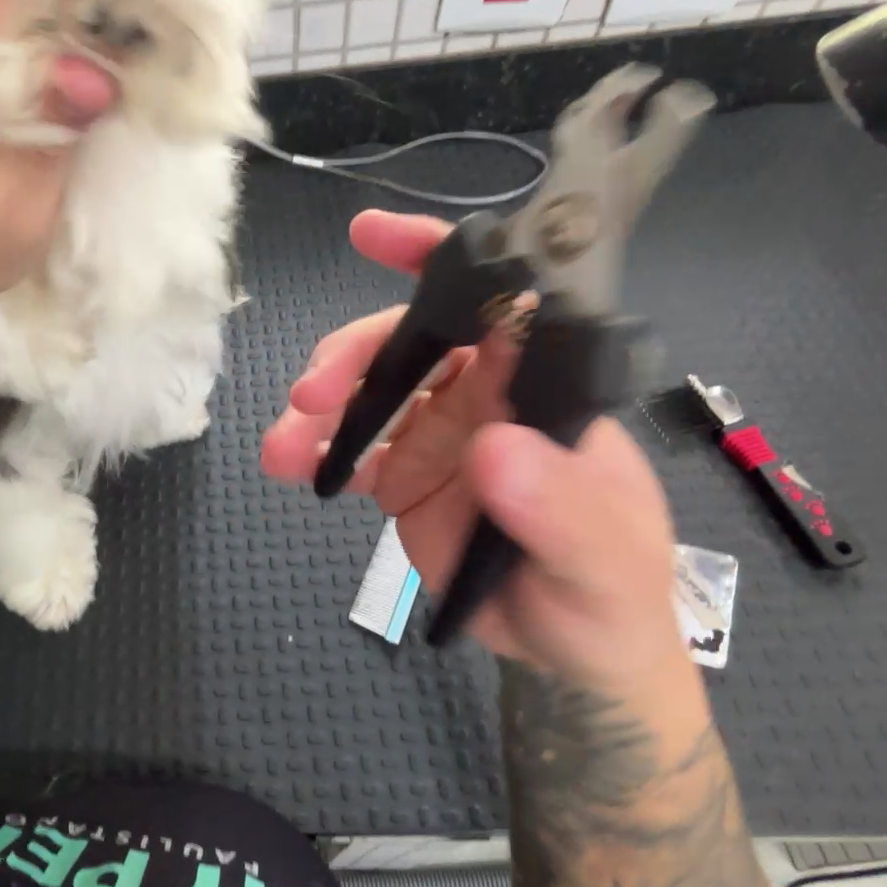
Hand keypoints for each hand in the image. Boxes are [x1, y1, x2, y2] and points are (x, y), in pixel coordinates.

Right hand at [262, 210, 687, 696]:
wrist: (565, 651)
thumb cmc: (606, 595)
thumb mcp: (603, 560)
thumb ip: (559, 507)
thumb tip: (492, 444)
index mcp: (542, 389)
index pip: (495, 300)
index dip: (435, 258)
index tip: (372, 235)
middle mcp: (486, 395)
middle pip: (408, 341)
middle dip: (353, 354)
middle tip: (311, 394)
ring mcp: (438, 433)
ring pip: (368, 392)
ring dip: (319, 408)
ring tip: (281, 445)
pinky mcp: (403, 475)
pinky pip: (350, 450)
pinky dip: (313, 450)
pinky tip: (286, 463)